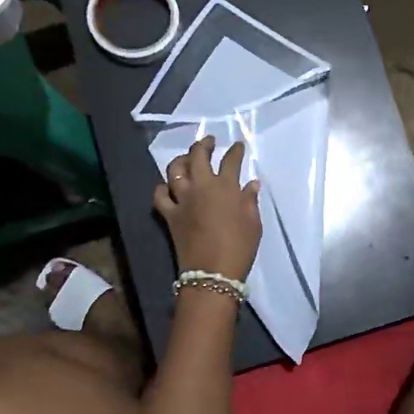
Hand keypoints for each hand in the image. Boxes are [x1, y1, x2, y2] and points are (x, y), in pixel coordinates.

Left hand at [153, 137, 261, 280]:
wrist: (213, 272)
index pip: (231, 161)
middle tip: (209, 141)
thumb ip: (250, 200)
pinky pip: (160, 196)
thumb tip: (251, 184)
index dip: (235, 151)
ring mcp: (183, 199)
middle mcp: (201, 186)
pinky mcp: (170, 214)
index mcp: (225, 186)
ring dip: (181, 160)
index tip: (237, 145)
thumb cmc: (240, 246)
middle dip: (204, 144)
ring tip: (187, 159)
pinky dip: (162, 188)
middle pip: (198, 156)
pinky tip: (167, 186)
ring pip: (175, 170)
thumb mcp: (253, 223)